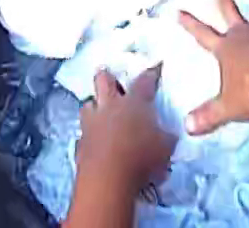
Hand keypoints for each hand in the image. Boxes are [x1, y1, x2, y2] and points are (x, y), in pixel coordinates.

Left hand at [75, 66, 173, 194]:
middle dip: (108, 77)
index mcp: (134, 101)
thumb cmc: (141, 159)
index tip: (156, 67)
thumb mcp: (164, 148)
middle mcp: (111, 105)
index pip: (145, 80)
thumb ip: (166, 137)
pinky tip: (95, 143)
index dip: (151, 73)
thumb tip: (169, 133)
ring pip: (88, 104)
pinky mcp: (80, 143)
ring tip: (100, 113)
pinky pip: (83, 133)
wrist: (106, 181)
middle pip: (104, 79)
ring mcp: (92, 122)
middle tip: (114, 83)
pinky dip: (88, 136)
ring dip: (94, 107)